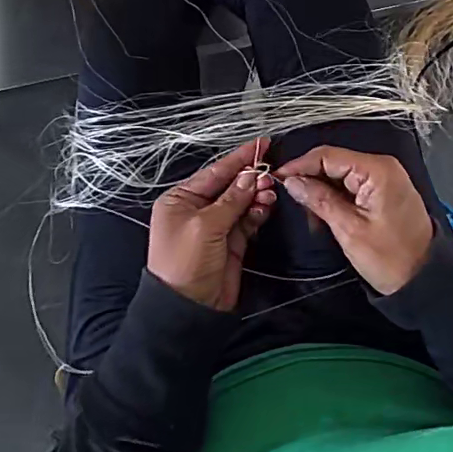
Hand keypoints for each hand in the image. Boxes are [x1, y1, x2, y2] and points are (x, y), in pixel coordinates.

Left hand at [147, 138, 276, 310]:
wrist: (188, 308)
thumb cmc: (186, 261)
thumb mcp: (205, 226)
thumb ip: (231, 201)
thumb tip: (251, 177)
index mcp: (180, 198)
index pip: (213, 172)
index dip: (237, 159)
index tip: (260, 144)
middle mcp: (196, 209)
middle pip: (229, 186)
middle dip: (250, 178)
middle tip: (272, 172)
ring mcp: (215, 226)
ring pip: (241, 203)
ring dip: (257, 195)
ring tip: (272, 190)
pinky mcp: (231, 243)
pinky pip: (247, 221)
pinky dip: (258, 213)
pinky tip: (268, 206)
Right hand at [276, 147, 433, 294]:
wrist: (428, 282)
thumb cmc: (391, 257)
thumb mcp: (348, 229)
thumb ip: (318, 199)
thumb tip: (291, 181)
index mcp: (377, 170)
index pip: (326, 155)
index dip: (298, 166)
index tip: (277, 179)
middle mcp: (381, 166)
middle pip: (332, 162)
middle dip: (309, 180)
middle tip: (292, 201)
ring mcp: (384, 178)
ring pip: (338, 174)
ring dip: (320, 191)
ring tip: (310, 215)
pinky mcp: (382, 190)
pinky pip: (349, 184)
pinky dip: (334, 197)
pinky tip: (324, 214)